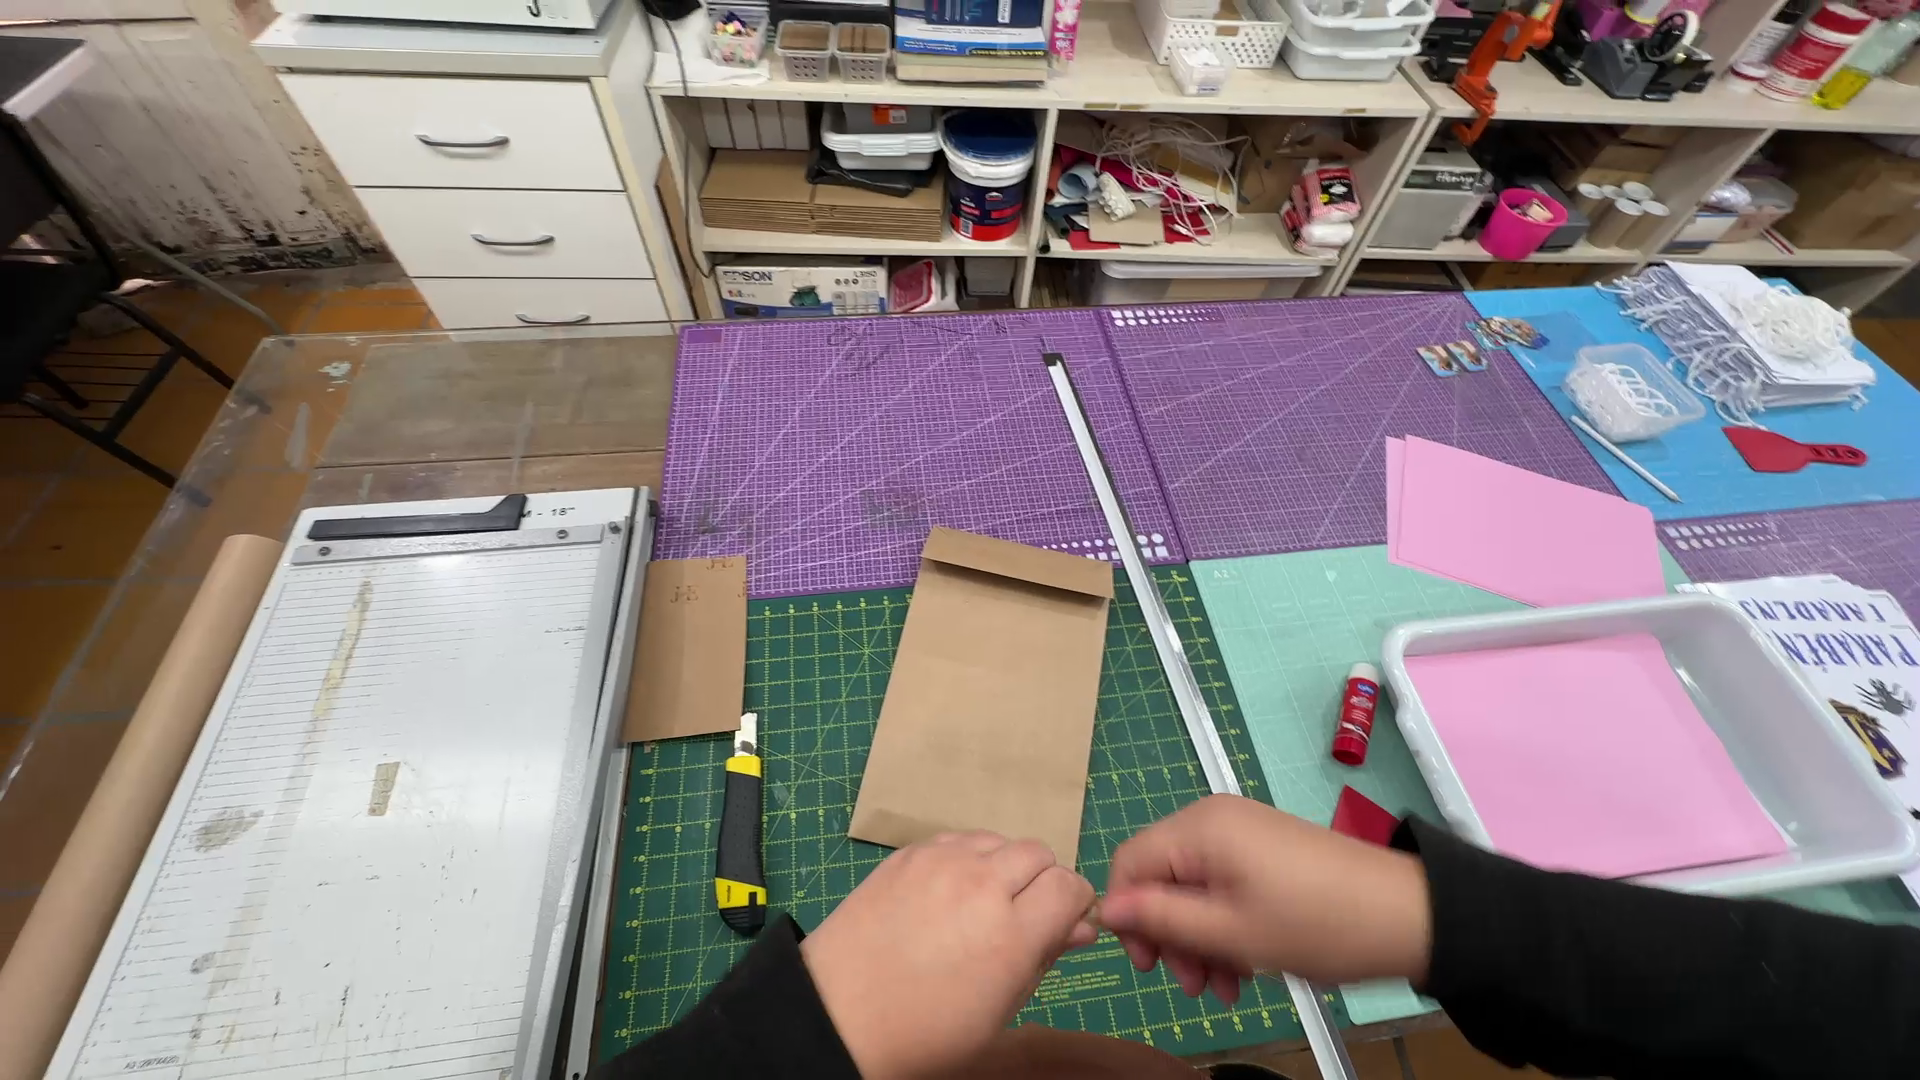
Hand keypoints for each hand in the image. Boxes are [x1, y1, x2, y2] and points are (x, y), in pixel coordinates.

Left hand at [801, 832, 1097, 1079]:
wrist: (840, 1014)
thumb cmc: (927, 1032)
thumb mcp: (998, 1011)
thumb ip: (1044, 957)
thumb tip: (1081, 926)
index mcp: (1010, 933)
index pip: (1069, 885)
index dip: (1075, 901)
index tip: (1065, 919)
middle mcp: (981, 883)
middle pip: (1038, 852)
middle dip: (1042, 880)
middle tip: (1024, 914)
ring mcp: (942, 861)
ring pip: (999, 839)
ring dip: (1004, 865)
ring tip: (983, 902)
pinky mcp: (911, 851)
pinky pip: (959, 839)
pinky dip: (967, 859)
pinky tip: (950, 892)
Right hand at [1099, 795, 1431, 1002]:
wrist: (1408, 914)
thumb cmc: (1313, 923)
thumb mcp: (1230, 931)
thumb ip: (1161, 917)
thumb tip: (1106, 909)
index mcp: (1197, 828)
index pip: (1130, 861)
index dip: (1128, 914)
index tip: (1149, 967)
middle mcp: (1211, 819)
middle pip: (1161, 874)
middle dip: (1170, 933)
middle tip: (1194, 986)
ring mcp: (1239, 831)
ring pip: (1192, 885)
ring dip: (1198, 938)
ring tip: (1224, 988)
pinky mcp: (1262, 847)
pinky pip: (1221, 883)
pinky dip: (1223, 923)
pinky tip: (1243, 967)